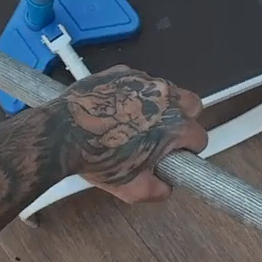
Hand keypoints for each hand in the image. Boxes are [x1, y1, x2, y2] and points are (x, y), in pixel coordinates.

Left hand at [51, 66, 206, 202]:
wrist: (61, 133)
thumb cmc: (95, 158)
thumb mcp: (132, 189)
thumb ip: (159, 190)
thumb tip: (166, 186)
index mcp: (174, 126)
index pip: (200, 137)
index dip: (188, 148)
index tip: (177, 153)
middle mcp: (164, 97)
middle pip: (191, 105)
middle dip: (182, 119)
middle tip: (162, 134)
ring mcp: (143, 80)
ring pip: (165, 90)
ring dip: (158, 104)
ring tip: (135, 122)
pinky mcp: (121, 71)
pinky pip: (138, 81)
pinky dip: (133, 93)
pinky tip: (116, 109)